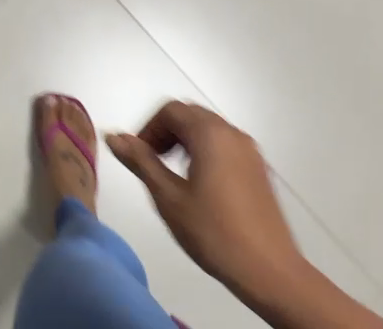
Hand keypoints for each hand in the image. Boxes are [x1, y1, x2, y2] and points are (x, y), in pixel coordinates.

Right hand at [106, 102, 311, 306]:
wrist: (270, 272)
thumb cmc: (213, 232)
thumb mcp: (167, 197)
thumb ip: (140, 161)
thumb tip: (113, 136)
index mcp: (210, 134)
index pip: (170, 110)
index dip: (149, 129)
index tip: (139, 157)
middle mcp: (232, 134)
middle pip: (190, 115)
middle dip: (166, 132)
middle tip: (152, 163)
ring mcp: (250, 151)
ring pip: (209, 130)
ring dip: (185, 141)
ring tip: (173, 176)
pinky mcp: (260, 170)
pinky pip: (225, 145)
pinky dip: (205, 152)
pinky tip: (201, 186)